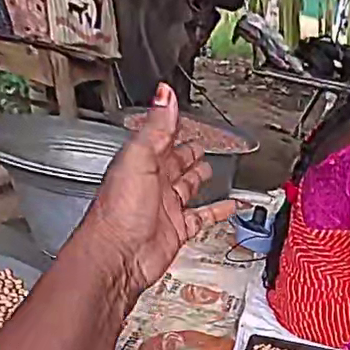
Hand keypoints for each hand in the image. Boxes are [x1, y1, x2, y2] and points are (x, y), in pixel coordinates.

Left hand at [70, 84, 239, 289]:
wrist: (119, 255)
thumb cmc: (119, 212)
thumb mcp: (139, 158)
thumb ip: (156, 128)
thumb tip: (164, 95)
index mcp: (142, 162)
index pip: (161, 138)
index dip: (173, 125)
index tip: (182, 111)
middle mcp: (153, 184)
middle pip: (176, 162)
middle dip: (188, 151)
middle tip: (201, 142)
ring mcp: (166, 207)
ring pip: (189, 187)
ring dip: (200, 177)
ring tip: (211, 168)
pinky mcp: (178, 229)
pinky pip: (203, 216)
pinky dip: (218, 210)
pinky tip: (230, 205)